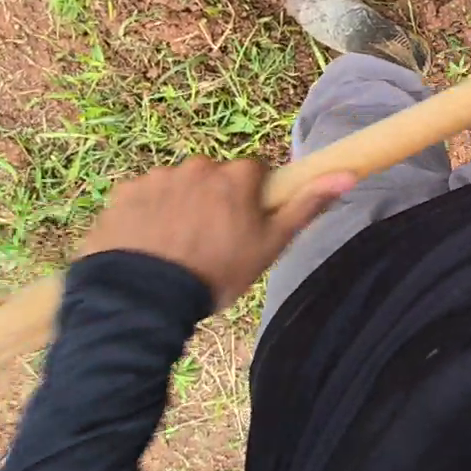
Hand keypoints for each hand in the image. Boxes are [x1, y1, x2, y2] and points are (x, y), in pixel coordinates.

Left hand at [80, 158, 354, 309]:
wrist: (140, 305)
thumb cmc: (215, 274)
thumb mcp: (270, 246)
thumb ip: (307, 205)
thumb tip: (348, 173)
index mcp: (236, 175)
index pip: (253, 172)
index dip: (251, 198)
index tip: (243, 226)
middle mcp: (198, 166)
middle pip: (213, 176)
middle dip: (213, 199)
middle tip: (208, 241)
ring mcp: (157, 178)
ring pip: (177, 186)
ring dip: (179, 206)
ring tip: (173, 249)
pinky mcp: (122, 194)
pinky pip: (142, 197)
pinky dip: (145, 216)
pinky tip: (145, 246)